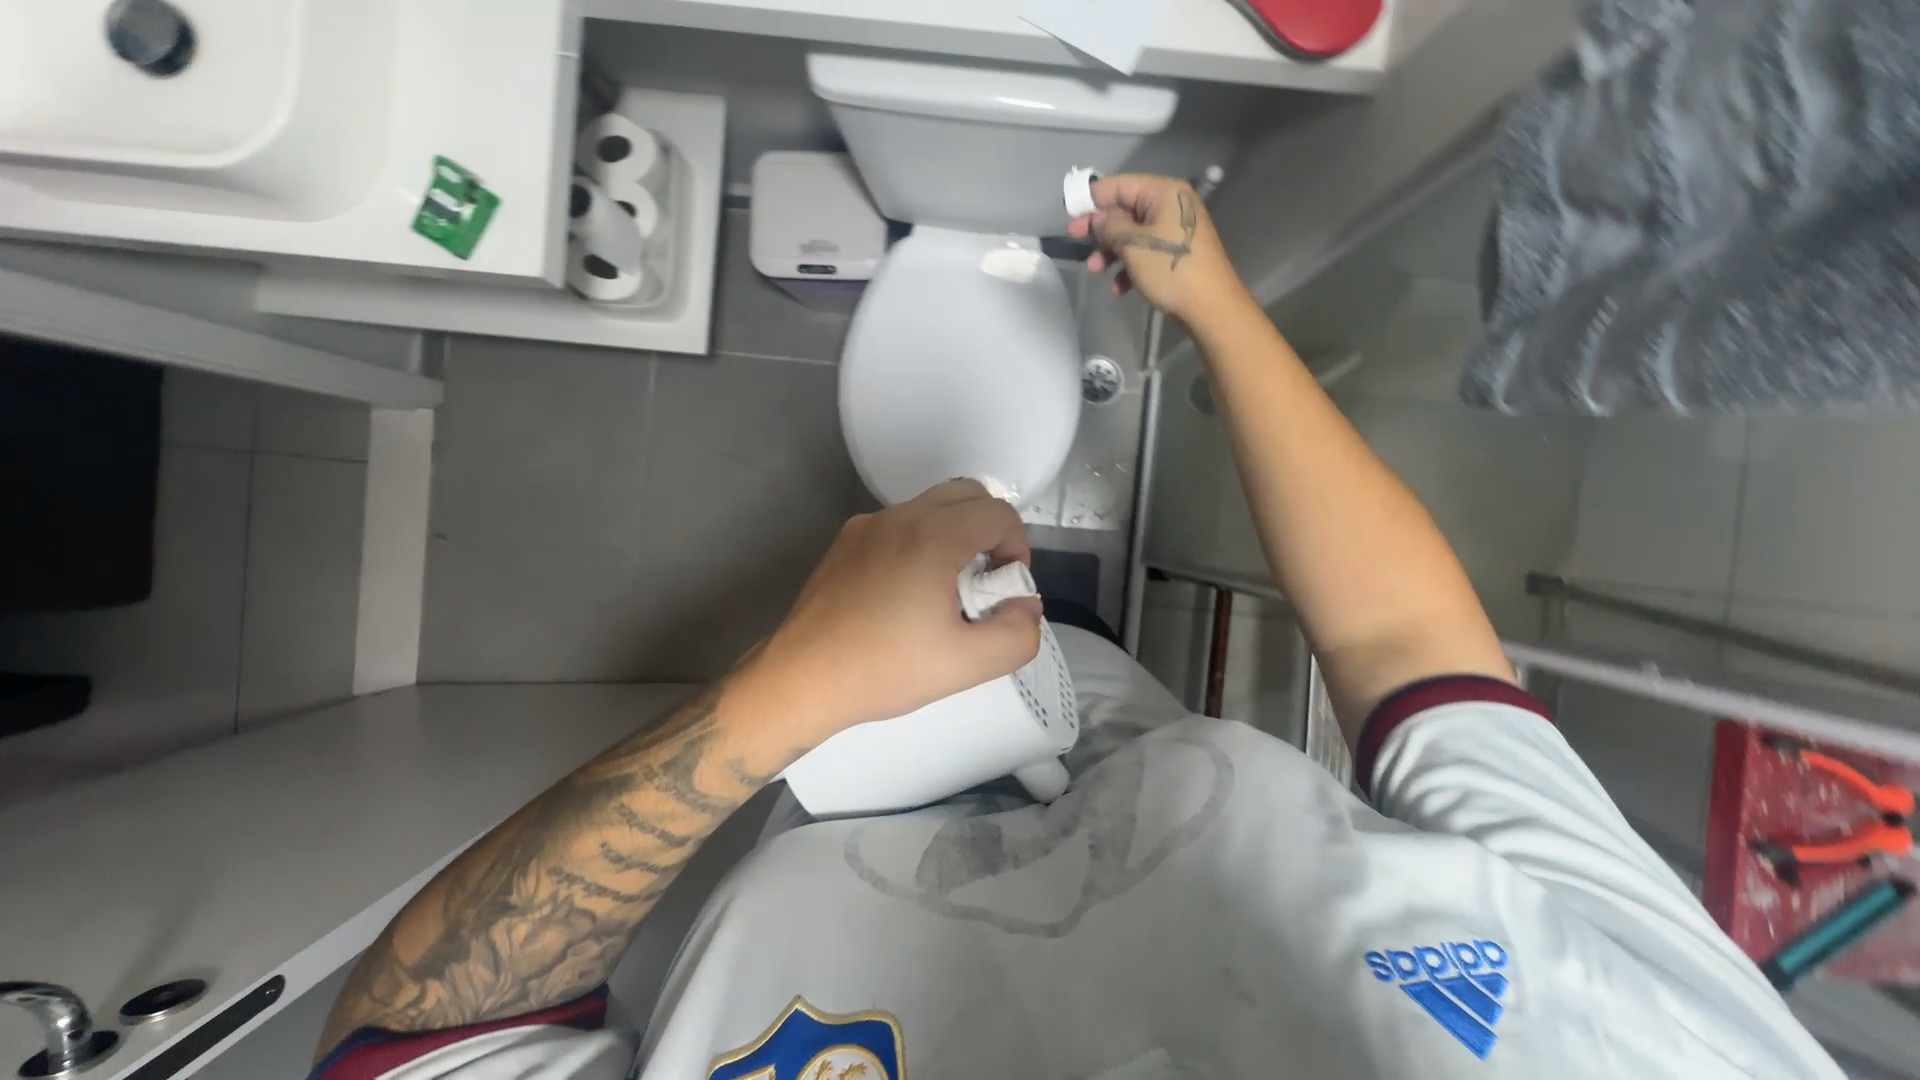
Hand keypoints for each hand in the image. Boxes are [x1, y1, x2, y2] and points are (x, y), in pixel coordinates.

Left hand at [739, 479, 1042, 743]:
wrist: (802, 679)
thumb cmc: (884, 670)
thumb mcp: (967, 665)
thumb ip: (1018, 634)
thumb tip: (1025, 606)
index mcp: (932, 536)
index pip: (999, 512)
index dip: (1017, 548)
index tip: (1003, 590)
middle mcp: (899, 517)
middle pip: (967, 494)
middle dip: (990, 531)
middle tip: (983, 582)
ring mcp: (866, 525)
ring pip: (930, 506)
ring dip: (955, 535)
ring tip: (945, 592)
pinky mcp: (845, 541)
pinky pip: (899, 524)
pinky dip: (919, 543)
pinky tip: (904, 596)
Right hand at [1066, 173, 1244, 324]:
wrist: (1211, 307)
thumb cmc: (1171, 270)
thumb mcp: (1133, 245)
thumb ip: (1109, 226)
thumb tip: (1097, 217)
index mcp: (1164, 192)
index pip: (1119, 185)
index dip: (1092, 198)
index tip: (1069, 214)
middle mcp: (1171, 205)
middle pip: (1125, 210)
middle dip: (1100, 229)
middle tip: (1074, 241)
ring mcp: (1175, 231)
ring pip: (1133, 234)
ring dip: (1111, 252)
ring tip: (1096, 271)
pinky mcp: (1177, 254)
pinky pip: (1146, 253)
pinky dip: (1129, 267)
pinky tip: (1119, 289)